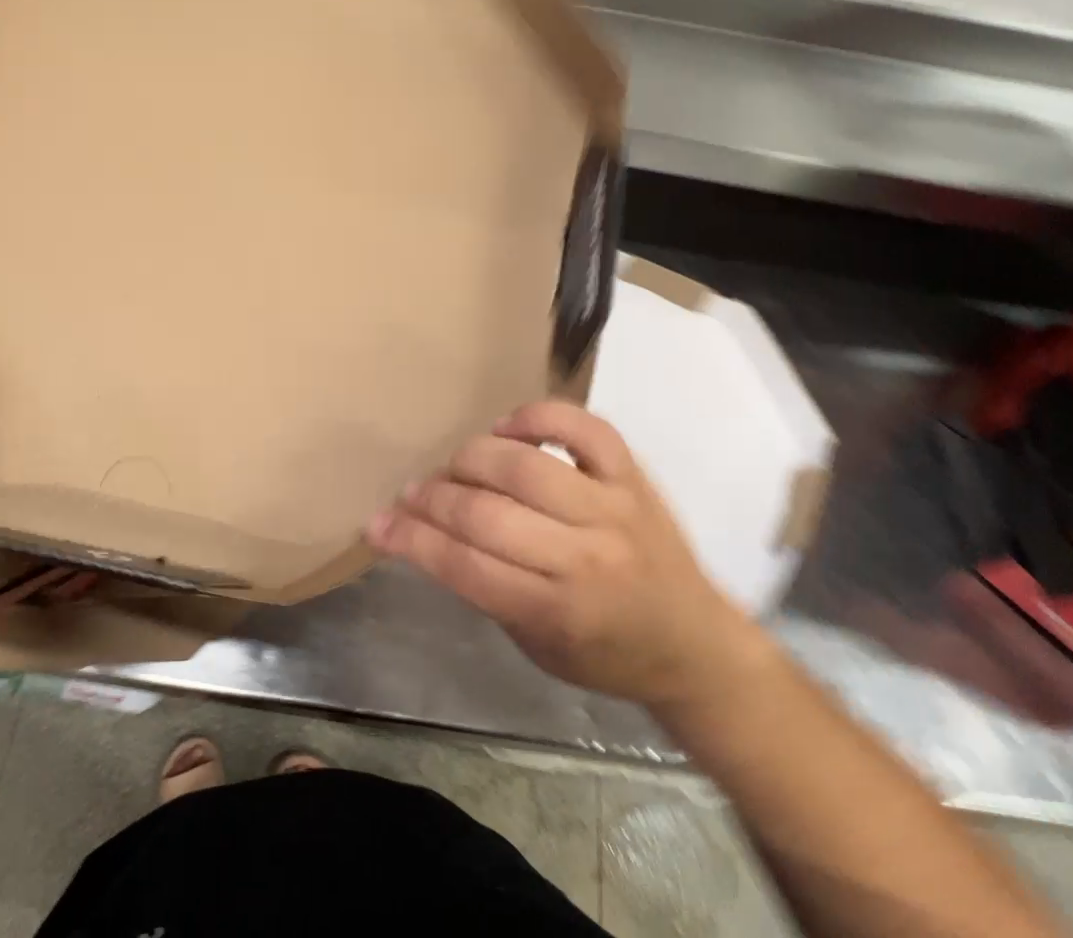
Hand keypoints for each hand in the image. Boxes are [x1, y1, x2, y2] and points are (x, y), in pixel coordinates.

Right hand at [367, 400, 772, 707]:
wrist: (695, 645)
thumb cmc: (605, 656)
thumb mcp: (533, 643)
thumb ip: (483, 588)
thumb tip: (426, 534)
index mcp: (554, 610)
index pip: (462, 564)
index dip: (409, 540)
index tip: (377, 525)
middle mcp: (583, 555)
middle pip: (483, 512)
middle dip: (430, 500)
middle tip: (410, 496)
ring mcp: (612, 509)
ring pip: (522, 465)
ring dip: (470, 460)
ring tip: (454, 469)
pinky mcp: (634, 478)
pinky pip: (583, 428)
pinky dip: (537, 417)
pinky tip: (507, 428)